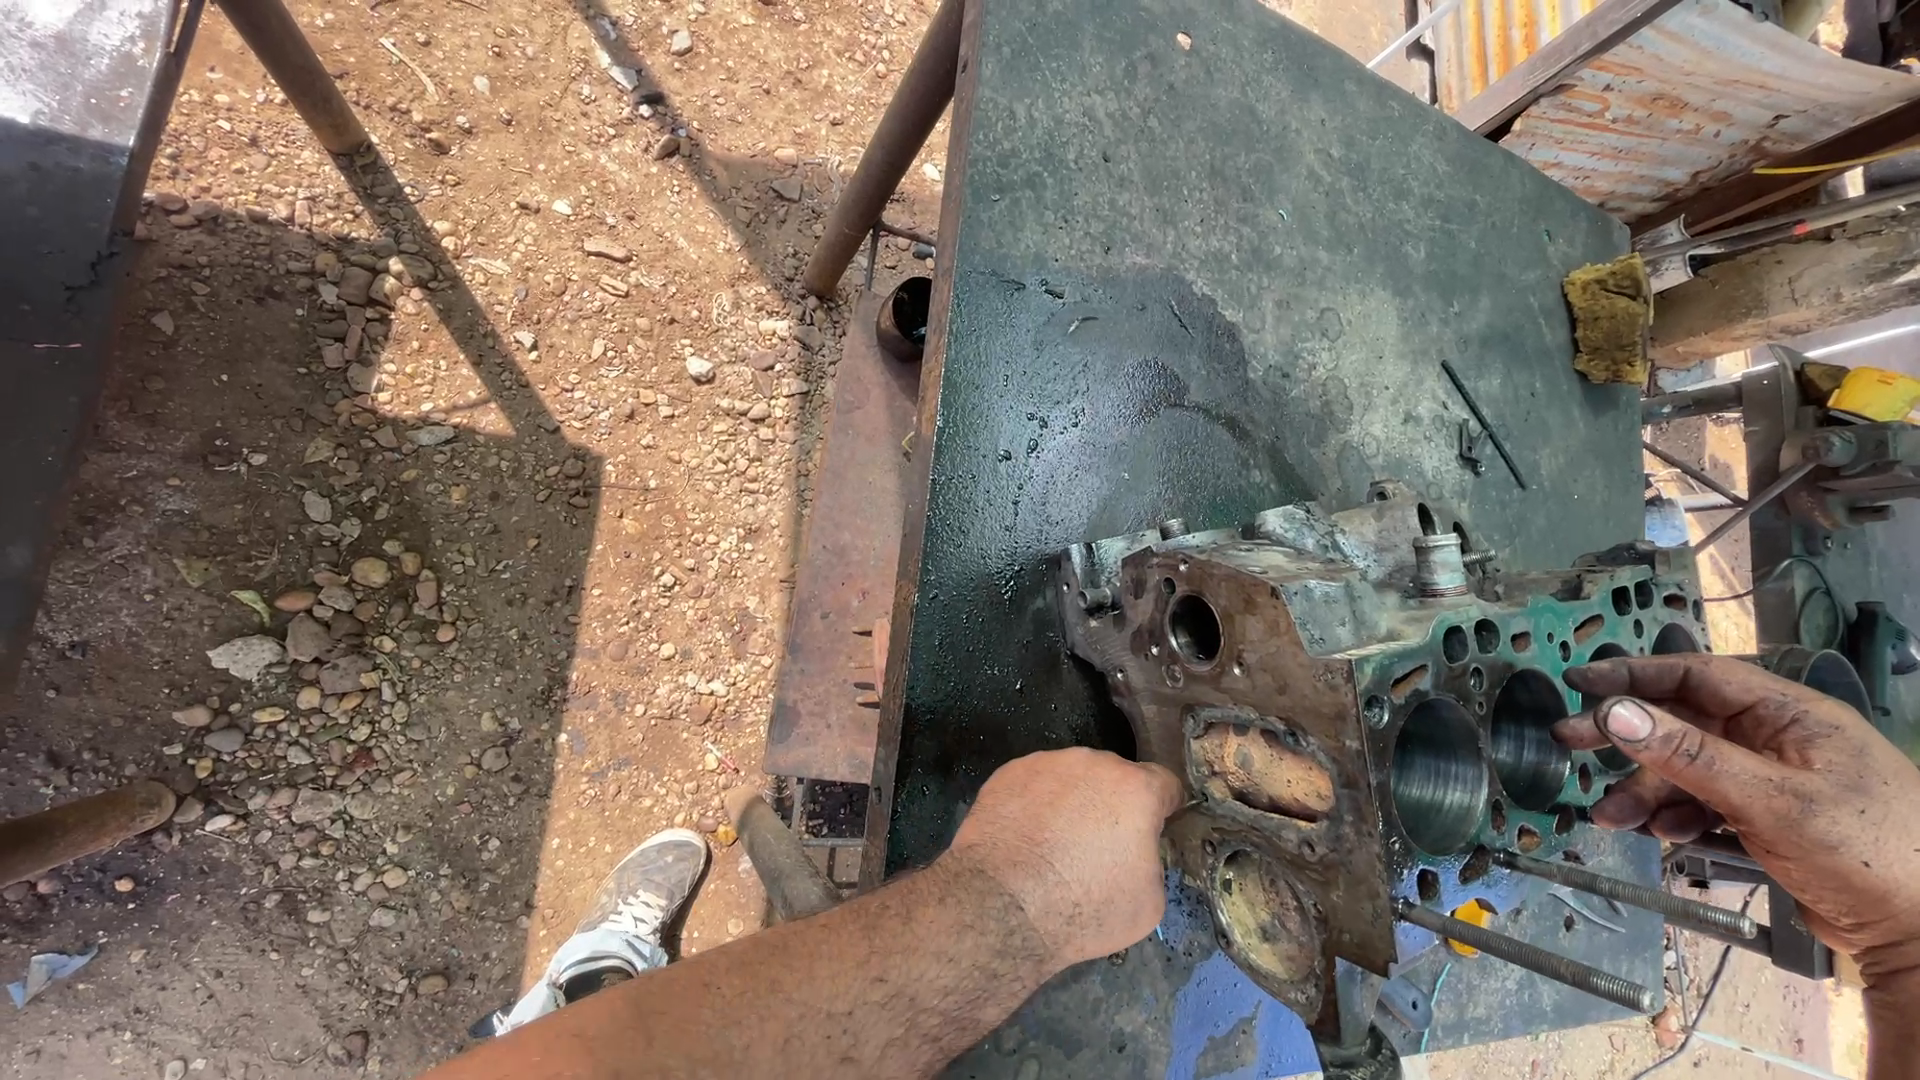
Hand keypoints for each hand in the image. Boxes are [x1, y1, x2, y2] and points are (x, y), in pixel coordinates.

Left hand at [943, 748, 1180, 972]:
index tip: (1152, 829)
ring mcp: (1048, 762)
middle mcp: (1093, 763)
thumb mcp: (1150, 901)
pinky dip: (1036, 802)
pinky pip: (1035, 782)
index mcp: (1136, 789)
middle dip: (1113, 804)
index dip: (1162, 808)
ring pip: (1072, 777)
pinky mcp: (1011, 771)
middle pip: (1114, 777)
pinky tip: (1027, 835)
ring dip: (1073, 800)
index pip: (1164, 784)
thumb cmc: (1085, 908)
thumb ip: (1151, 859)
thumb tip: (1136, 849)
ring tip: (1055, 841)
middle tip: (1099, 844)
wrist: (1005, 905)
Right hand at [1555, 653, 1919, 982]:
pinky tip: (1661, 835)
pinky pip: (1699, 800)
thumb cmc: (1868, 855)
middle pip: (1680, 720)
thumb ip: (1688, 753)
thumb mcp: (1771, 801)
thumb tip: (1612, 711)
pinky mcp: (1765, 816)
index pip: (1696, 674)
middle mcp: (1775, 738)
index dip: (1632, 674)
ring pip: (1683, 767)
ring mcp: (1770, 778)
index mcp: (1791, 716)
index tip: (1576, 682)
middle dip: (1625, 736)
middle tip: (1567, 742)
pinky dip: (1672, 815)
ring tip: (1612, 818)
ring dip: (1643, 790)